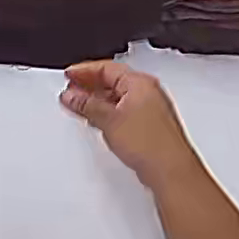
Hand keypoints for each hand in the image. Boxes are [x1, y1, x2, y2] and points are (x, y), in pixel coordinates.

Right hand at [60, 61, 204, 189]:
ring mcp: (149, 108)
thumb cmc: (151, 143)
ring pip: (117, 96)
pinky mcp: (148, 125)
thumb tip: (72, 96)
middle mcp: (147, 92)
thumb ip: (87, 105)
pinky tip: (97, 120)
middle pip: (112, 80)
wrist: (170, 170)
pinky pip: (123, 111)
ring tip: (79, 105)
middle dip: (89, 84)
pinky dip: (107, 112)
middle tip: (70, 89)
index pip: (106, 68)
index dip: (84, 70)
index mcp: (140, 83)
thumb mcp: (109, 120)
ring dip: (97, 99)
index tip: (69, 75)